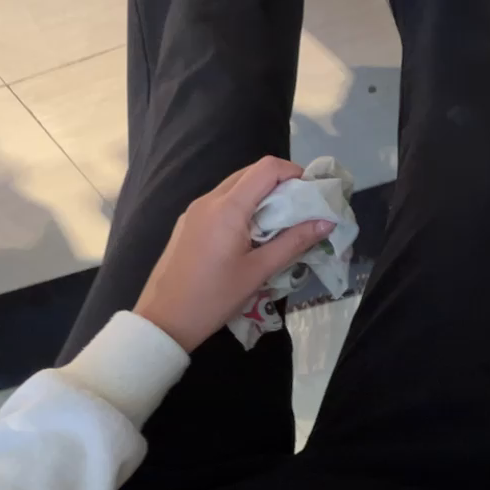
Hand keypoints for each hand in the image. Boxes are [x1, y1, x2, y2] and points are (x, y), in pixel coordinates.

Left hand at [134, 156, 335, 352]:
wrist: (162, 321)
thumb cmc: (213, 298)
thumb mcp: (259, 272)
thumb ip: (294, 242)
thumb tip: (327, 222)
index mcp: (228, 208)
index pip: (266, 168)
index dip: (293, 172)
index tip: (311, 192)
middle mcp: (209, 200)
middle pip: (251, 172)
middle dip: (280, 183)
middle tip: (300, 209)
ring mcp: (195, 210)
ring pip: (235, 186)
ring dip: (261, 195)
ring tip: (279, 224)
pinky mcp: (188, 222)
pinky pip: (221, 201)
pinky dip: (243, 206)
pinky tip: (251, 234)